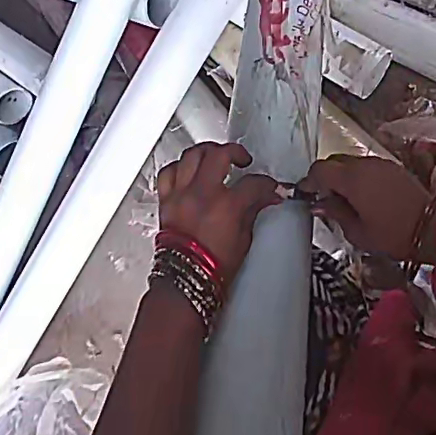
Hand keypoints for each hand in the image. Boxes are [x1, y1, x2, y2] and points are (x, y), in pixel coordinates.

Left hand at [155, 142, 279, 287]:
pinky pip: (169, 173)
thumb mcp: (243, 240)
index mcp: (226, 206)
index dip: (266, 184)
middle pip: (219, 155)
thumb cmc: (211, 268)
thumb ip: (252, 212)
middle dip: (235, 152)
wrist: (185, 282)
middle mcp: (202, 195)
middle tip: (243, 159)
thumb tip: (262, 199)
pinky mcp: (166, 200)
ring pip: (192, 156)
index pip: (253, 183)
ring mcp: (181, 195)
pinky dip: (180, 167)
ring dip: (207, 152)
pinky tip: (188, 170)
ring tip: (216, 156)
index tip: (269, 187)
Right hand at [300, 155, 433, 260]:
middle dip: (324, 176)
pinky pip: (367, 166)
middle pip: (334, 161)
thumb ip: (335, 213)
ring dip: (342, 176)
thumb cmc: (394, 234)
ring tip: (343, 198)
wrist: (435, 228)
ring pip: (351, 162)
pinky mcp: (393, 168)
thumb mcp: (358, 232)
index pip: (320, 169)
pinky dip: (358, 176)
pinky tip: (362, 195)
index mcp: (352, 179)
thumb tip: (319, 205)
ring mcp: (381, 164)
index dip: (309, 181)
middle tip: (322, 197)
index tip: (305, 194)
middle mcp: (365, 165)